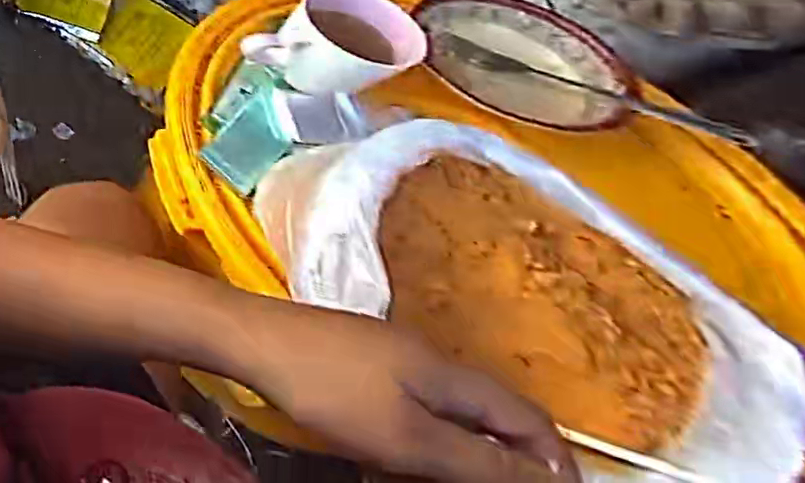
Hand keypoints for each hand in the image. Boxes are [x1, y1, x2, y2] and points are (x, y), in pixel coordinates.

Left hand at [245, 307, 574, 482]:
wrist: (249, 337)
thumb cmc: (328, 388)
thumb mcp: (412, 439)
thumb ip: (484, 463)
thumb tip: (555, 478)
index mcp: (446, 370)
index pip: (528, 418)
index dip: (551, 466)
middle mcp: (421, 353)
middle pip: (485, 413)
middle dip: (493, 461)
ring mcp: (382, 348)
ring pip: (440, 408)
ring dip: (447, 448)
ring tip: (420, 473)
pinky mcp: (351, 353)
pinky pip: (401, 397)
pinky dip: (409, 429)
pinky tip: (382, 450)